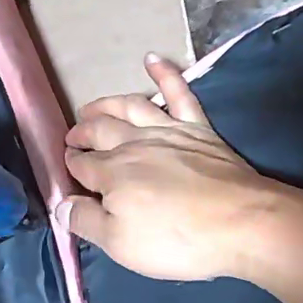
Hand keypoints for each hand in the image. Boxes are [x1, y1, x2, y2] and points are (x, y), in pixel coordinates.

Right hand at [61, 54, 300, 281]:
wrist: (241, 223)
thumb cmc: (176, 240)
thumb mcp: (120, 244)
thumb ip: (86, 221)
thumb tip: (60, 204)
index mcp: (112, 174)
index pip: (83, 165)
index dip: (72, 165)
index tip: (67, 164)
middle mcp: (134, 144)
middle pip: (101, 131)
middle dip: (82, 132)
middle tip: (73, 135)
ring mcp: (169, 131)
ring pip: (131, 106)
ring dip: (108, 104)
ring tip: (92, 107)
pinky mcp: (199, 128)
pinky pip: (179, 93)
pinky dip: (165, 74)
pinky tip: (152, 59)